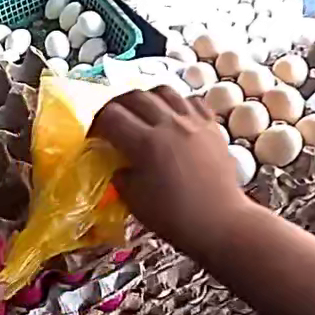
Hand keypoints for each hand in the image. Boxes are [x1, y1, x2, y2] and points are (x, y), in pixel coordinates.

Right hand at [90, 86, 253, 250]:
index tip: (95, 136)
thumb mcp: (135, 201)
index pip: (110, 117)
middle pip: (135, 97)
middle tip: (112, 121)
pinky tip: (173, 116)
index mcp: (146, 144)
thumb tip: (118, 165)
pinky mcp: (212, 126)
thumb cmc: (174, 217)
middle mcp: (169, 125)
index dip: (96, 124)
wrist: (220, 222)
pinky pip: (191, 101)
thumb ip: (121, 177)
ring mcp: (193, 122)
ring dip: (146, 98)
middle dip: (117, 105)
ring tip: (142, 112)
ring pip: (164, 92)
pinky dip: (177, 103)